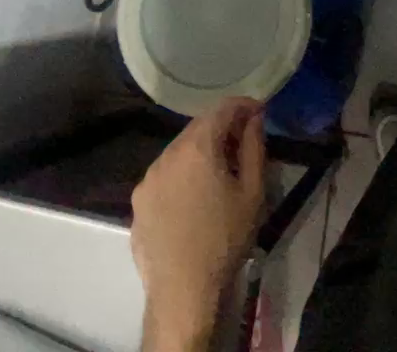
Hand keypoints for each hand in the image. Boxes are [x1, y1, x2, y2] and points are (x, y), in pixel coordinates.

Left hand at [131, 98, 267, 351]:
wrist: (183, 290)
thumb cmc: (225, 239)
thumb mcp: (252, 191)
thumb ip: (254, 147)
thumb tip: (254, 118)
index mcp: (197, 147)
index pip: (221, 109)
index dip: (243, 105)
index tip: (258, 111)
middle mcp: (167, 154)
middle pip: (197, 128)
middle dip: (221, 128)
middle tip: (243, 142)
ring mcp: (148, 178)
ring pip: (179, 151)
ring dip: (200, 151)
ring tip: (219, 172)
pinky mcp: (138, 201)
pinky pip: (164, 175)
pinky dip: (182, 174)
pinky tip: (194, 197)